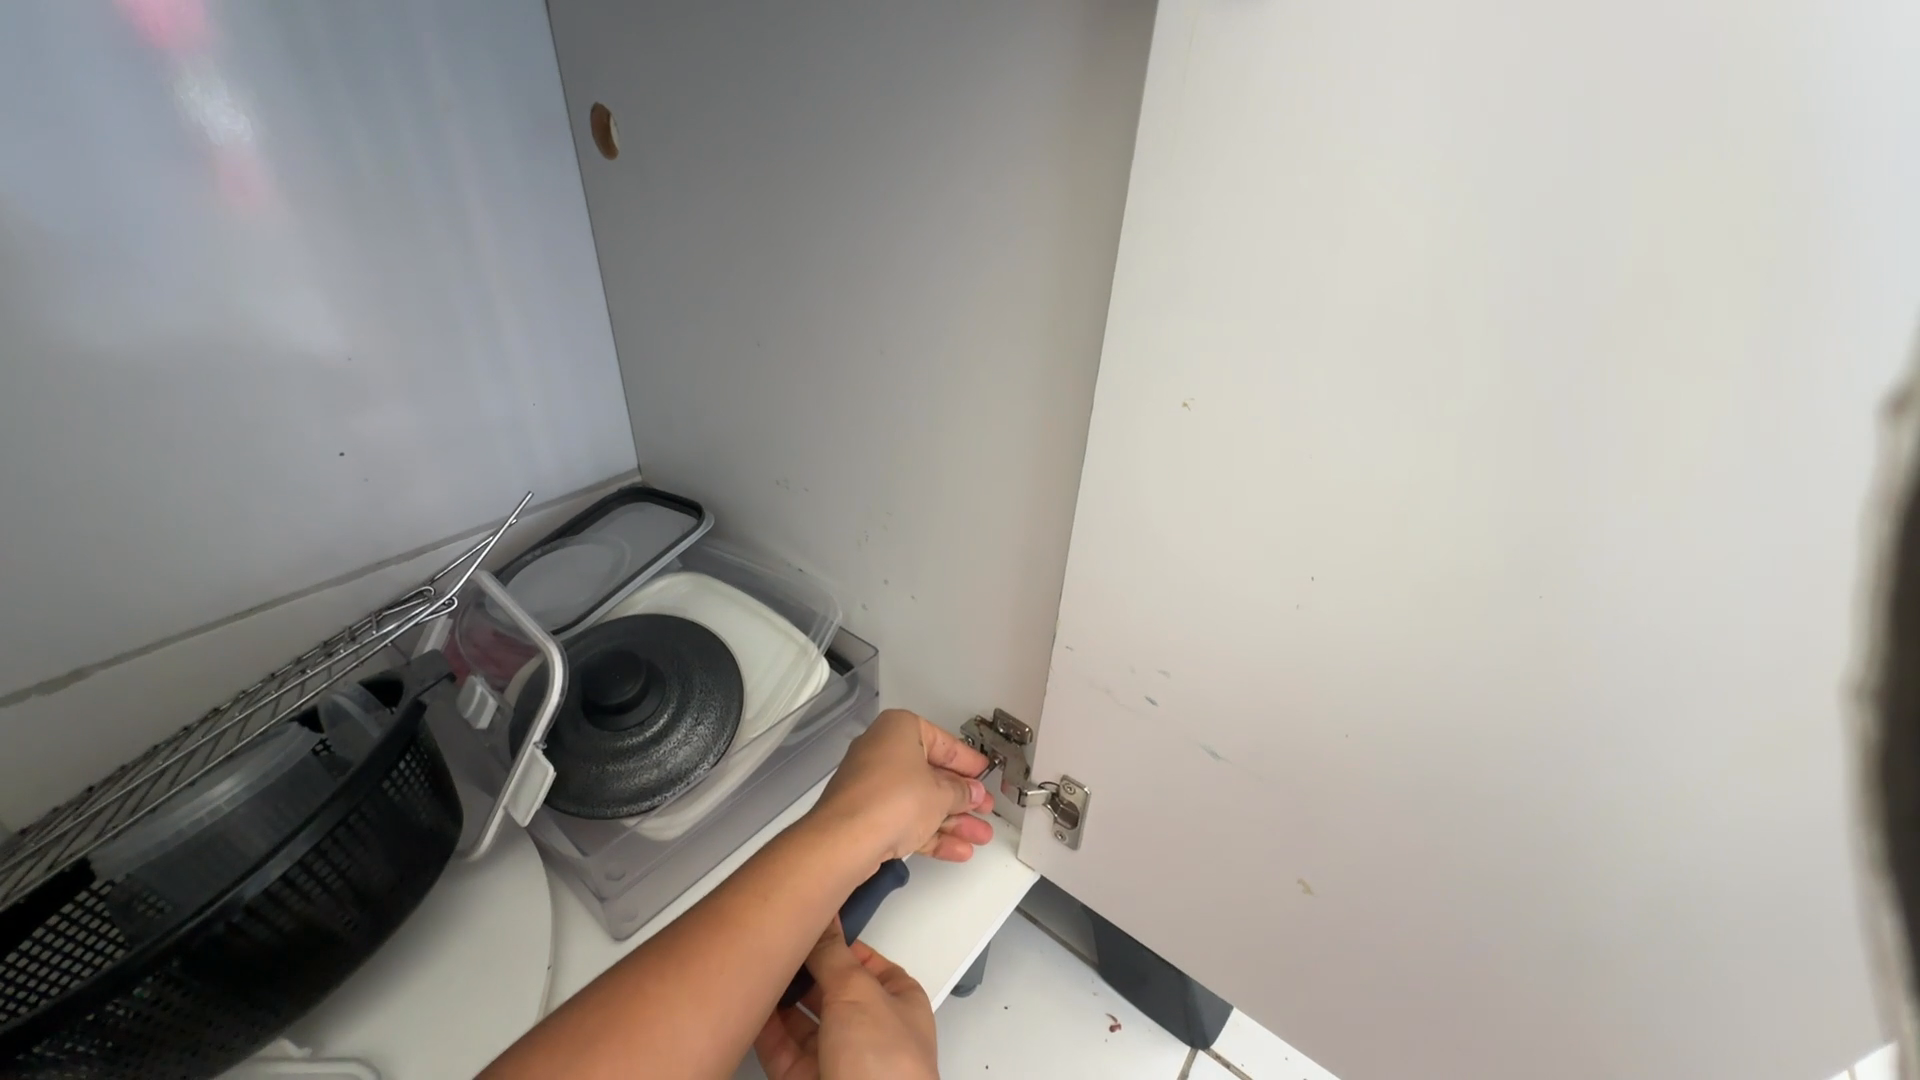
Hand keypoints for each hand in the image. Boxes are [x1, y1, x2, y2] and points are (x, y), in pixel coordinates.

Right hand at [753, 922, 938, 1079]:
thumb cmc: (886, 1069)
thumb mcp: (858, 992)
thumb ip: (833, 955)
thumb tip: (823, 921)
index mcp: (897, 1000)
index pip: (863, 960)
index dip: (836, 942)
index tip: (807, 923)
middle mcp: (870, 1029)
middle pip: (831, 988)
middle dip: (804, 970)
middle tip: (774, 944)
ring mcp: (839, 1059)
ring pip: (804, 1020)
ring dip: (782, 998)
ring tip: (758, 970)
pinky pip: (783, 1050)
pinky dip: (767, 1030)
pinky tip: (752, 1008)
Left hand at [809, 709, 994, 864]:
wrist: (846, 840)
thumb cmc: (893, 800)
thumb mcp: (941, 793)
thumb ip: (962, 792)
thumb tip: (972, 793)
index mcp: (899, 729)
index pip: (944, 742)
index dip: (968, 761)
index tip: (984, 773)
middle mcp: (883, 751)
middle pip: (931, 774)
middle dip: (962, 796)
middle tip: (985, 809)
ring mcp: (872, 785)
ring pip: (920, 800)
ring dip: (952, 819)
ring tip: (979, 835)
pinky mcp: (867, 815)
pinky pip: (905, 820)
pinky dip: (931, 832)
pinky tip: (958, 849)